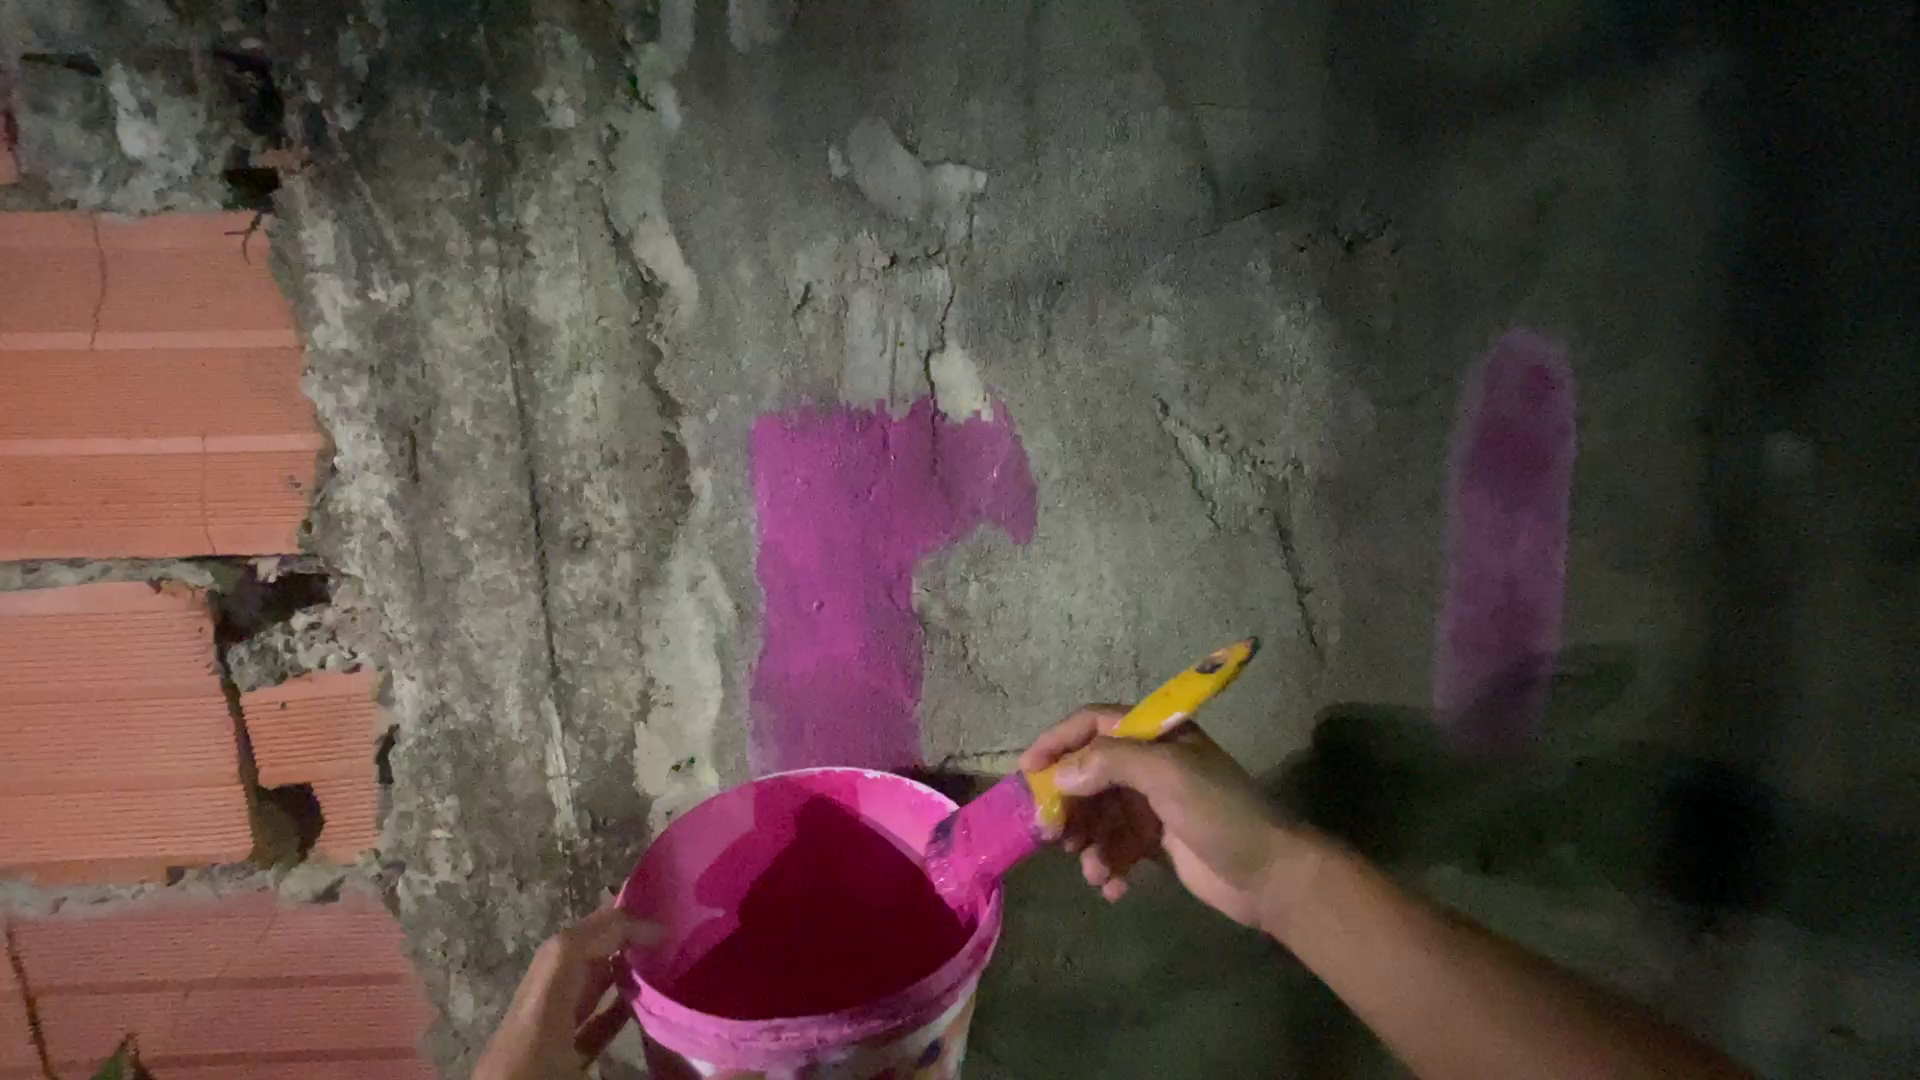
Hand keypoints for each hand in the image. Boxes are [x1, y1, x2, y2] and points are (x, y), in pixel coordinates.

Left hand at [473, 903, 661, 1079]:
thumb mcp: (576, 1073)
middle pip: (562, 957)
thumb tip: (704, 1073)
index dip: (614, 926)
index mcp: (536, 1023)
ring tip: (650, 956)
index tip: (660, 930)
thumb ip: (631, 1058)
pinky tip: (632, 1008)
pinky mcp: (532, 1066)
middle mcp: (527, 1024)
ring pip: (564, 986)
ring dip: (604, 964)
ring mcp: (527, 1046)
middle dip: (607, 932)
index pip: (569, 948)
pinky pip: (568, 1022)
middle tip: (657, 926)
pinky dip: (599, 1006)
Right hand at [1020, 705, 1301, 930]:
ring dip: (1087, 841)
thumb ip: (1110, 763)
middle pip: (1088, 774)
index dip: (1057, 742)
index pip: (1092, 724)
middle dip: (1068, 803)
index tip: (1027, 771)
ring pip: (1098, 815)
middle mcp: (1149, 764)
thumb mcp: (1166, 775)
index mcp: (1153, 735)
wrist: (1273, 875)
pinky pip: (1116, 847)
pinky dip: (1108, 865)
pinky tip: (1111, 886)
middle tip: (1052, 833)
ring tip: (1090, 868)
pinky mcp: (1156, 842)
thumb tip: (1061, 775)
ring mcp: (1152, 804)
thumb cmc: (1220, 813)